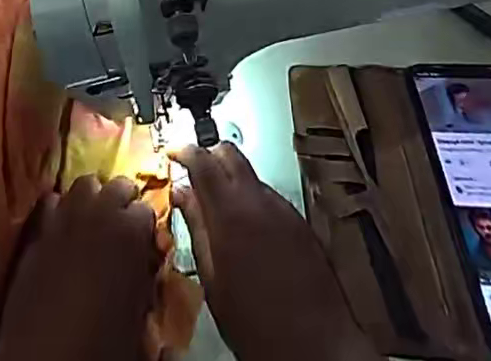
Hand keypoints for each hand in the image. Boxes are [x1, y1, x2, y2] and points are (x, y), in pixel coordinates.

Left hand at [0, 174, 160, 360]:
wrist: (46, 355)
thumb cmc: (102, 340)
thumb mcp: (138, 312)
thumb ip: (145, 277)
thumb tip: (146, 264)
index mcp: (131, 231)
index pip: (147, 209)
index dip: (146, 228)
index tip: (144, 243)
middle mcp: (100, 211)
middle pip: (119, 185)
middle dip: (123, 202)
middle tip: (122, 228)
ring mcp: (67, 215)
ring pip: (86, 184)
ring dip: (94, 198)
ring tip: (94, 221)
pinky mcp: (39, 227)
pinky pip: (53, 201)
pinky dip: (62, 208)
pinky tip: (63, 228)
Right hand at [171, 142, 379, 360]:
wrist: (317, 347)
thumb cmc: (259, 326)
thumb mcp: (212, 279)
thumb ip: (196, 227)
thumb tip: (182, 196)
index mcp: (230, 212)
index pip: (202, 159)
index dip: (184, 150)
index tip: (174, 152)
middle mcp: (258, 200)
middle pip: (230, 152)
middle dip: (208, 155)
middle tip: (192, 171)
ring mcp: (282, 208)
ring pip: (249, 173)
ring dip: (230, 179)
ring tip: (217, 209)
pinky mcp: (300, 221)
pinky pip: (268, 195)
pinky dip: (251, 199)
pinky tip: (246, 228)